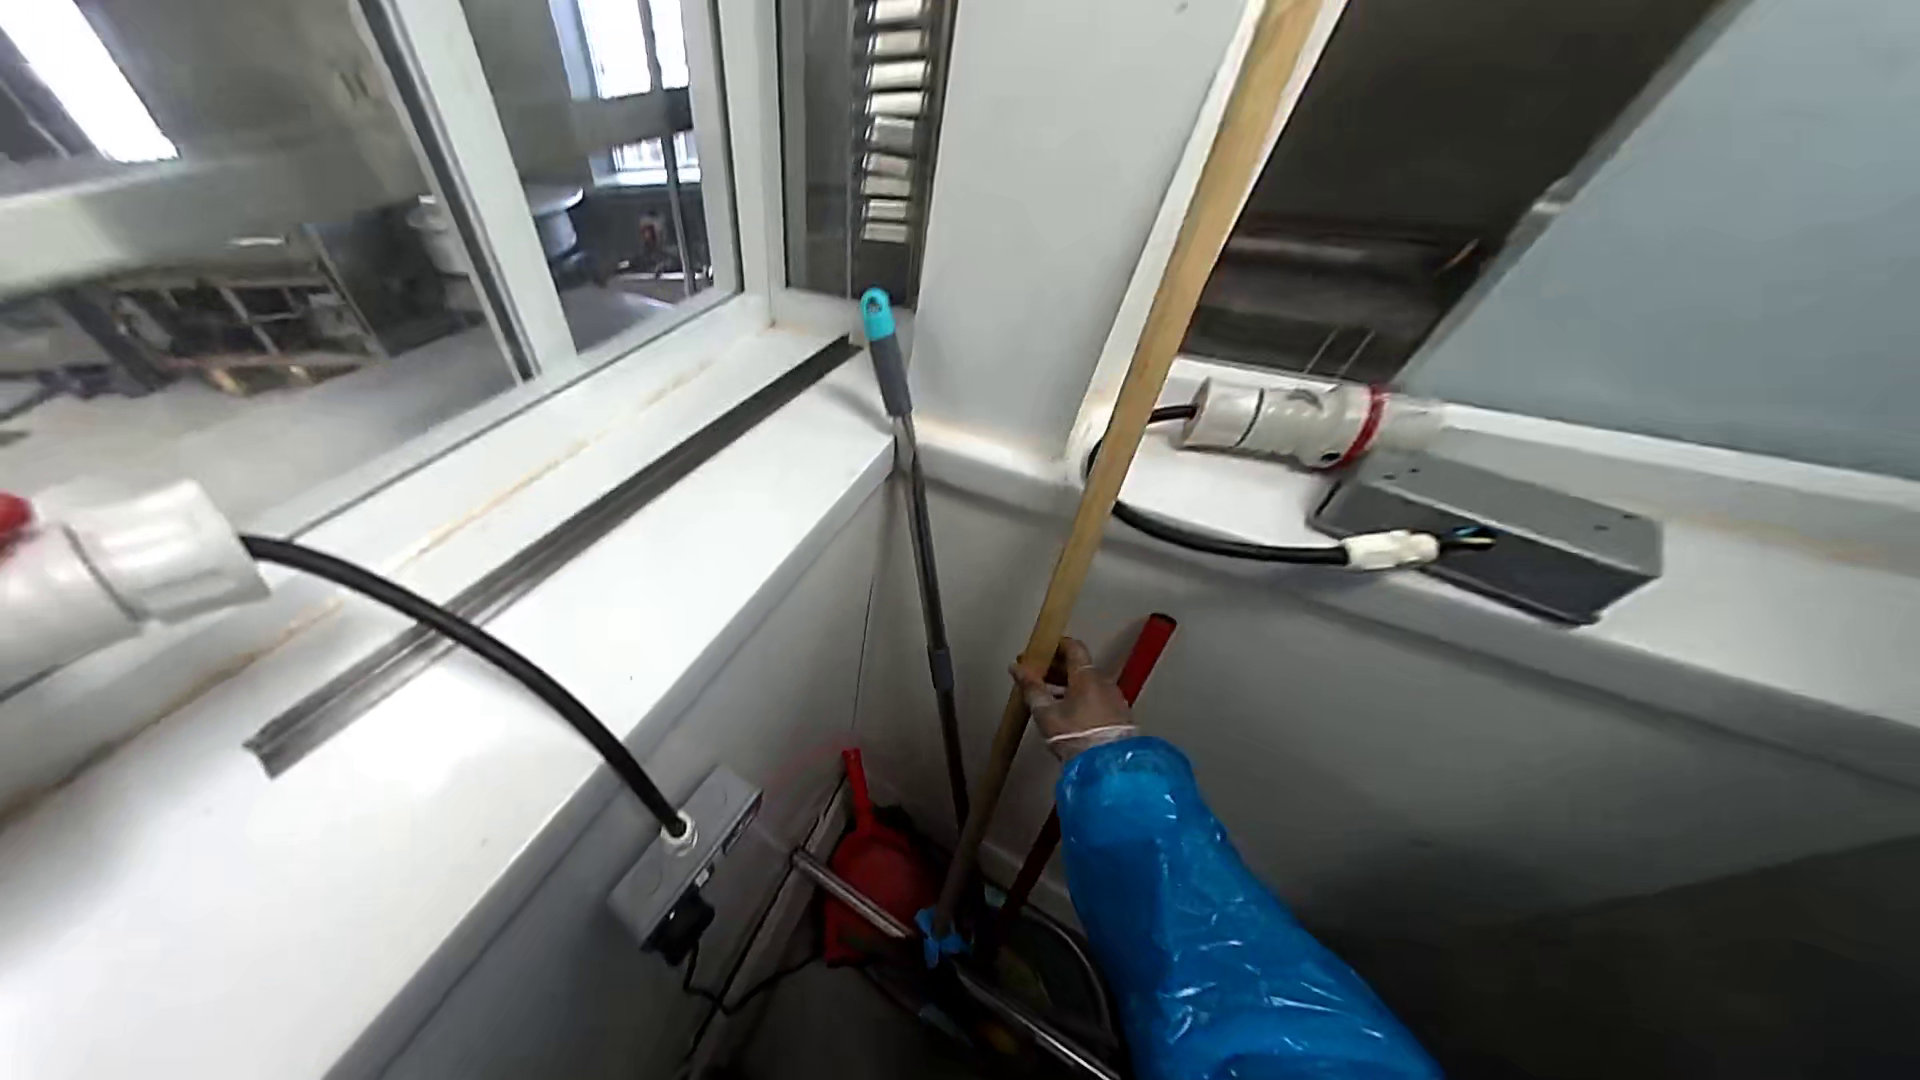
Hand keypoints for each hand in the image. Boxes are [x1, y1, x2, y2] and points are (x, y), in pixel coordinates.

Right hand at [1010, 637, 1137, 759]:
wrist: (1110, 769)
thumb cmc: (1075, 736)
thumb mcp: (1046, 713)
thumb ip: (1031, 688)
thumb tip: (1016, 667)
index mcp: (1087, 676)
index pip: (1074, 647)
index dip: (1056, 645)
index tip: (1039, 651)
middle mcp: (1104, 682)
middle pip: (1080, 665)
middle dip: (1057, 667)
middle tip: (1036, 675)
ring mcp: (1115, 699)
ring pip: (1088, 682)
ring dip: (1068, 684)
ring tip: (1047, 696)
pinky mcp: (1120, 716)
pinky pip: (1097, 696)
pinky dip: (1081, 696)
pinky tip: (1067, 712)